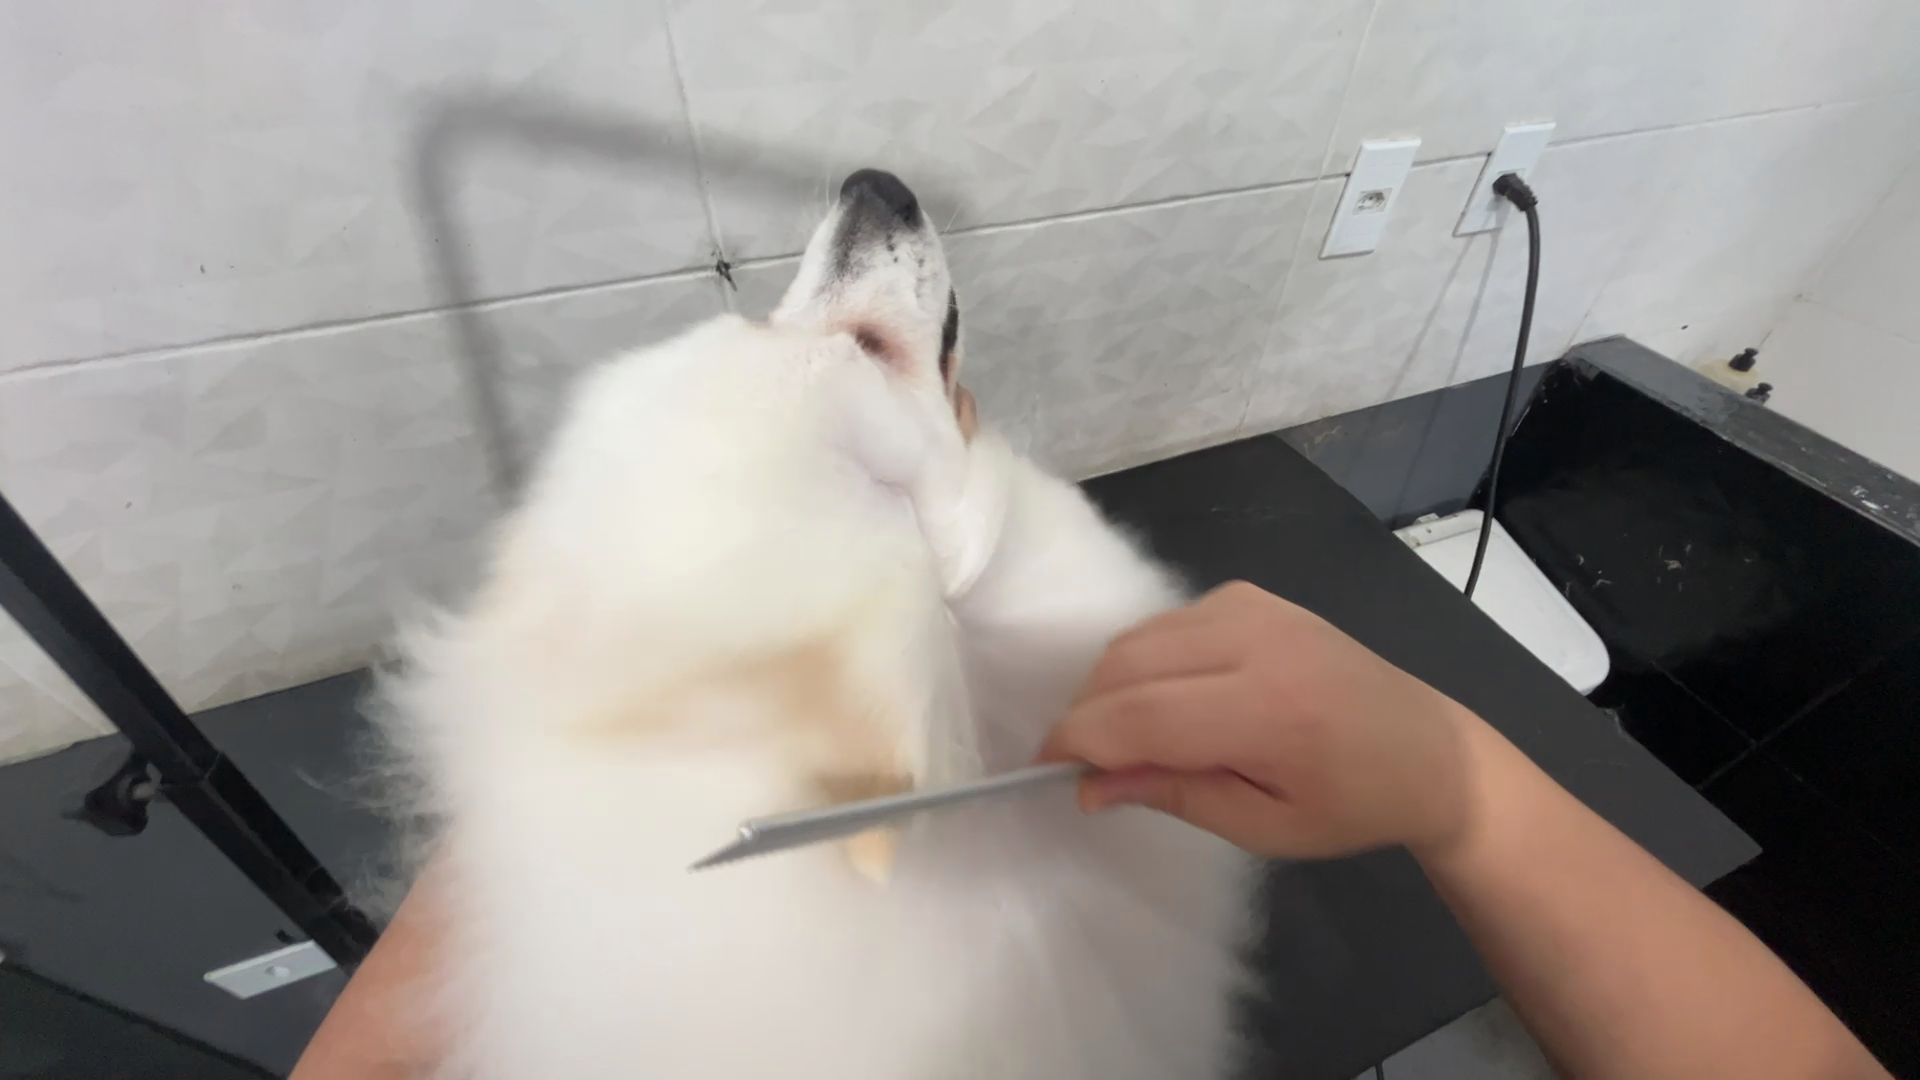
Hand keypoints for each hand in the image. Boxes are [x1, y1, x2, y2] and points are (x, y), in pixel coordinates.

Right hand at [1040, 582, 1482, 858]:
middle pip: (1125, 665)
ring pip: (1134, 639)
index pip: (1140, 715)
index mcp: (1270, 709)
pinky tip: (1161, 696)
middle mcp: (1254, 638)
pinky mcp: (1244, 593)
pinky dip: (1138, 662)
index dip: (1079, 739)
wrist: (1429, 748)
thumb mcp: (1260, 827)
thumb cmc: (1352, 805)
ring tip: (1123, 733)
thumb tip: (1087, 783)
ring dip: (1107, 686)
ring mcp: (1249, 605)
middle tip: (1083, 760)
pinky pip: (1161, 625)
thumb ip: (1168, 793)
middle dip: (1086, 714)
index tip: (1045, 766)